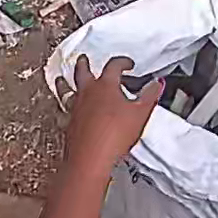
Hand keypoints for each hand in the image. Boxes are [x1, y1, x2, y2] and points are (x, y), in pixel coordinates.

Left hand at [61, 54, 163, 180]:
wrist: (90, 159)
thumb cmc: (113, 135)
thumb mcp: (140, 113)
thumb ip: (149, 96)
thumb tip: (156, 84)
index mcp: (105, 85)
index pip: (113, 66)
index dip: (122, 62)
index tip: (128, 64)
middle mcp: (87, 93)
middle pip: (83, 72)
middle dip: (84, 63)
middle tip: (84, 59)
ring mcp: (75, 108)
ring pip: (67, 89)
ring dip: (65, 82)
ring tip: (61, 79)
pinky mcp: (68, 124)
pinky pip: (64, 109)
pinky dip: (65, 105)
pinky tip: (67, 109)